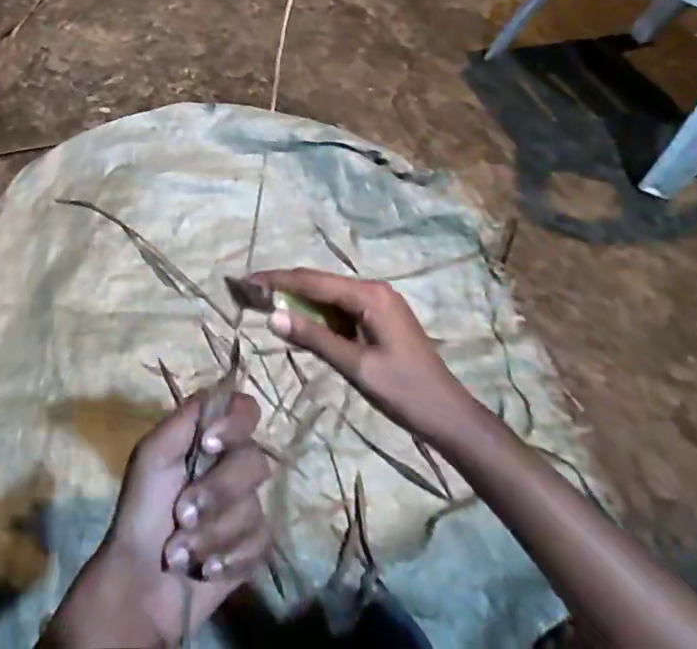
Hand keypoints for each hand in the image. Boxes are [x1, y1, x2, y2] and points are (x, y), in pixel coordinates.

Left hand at [43, 391, 272, 647]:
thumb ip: (183, 420)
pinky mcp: (254, 547)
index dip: (235, 424)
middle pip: (255, 461)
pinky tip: (206, 569)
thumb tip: (220, 392)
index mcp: (207, 438)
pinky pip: (260, 543)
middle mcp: (231, 466)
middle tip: (182, 513)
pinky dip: (229, 557)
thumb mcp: (151, 455)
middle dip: (217, 492)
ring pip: (254, 508)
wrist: (140, 581)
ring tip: (180, 549)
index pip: (244, 410)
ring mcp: (245, 506)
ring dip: (212, 533)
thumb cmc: (140, 510)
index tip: (208, 444)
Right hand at [251, 268, 484, 442]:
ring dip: (298, 299)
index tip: (246, 281)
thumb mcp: (356, 366)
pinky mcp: (379, 317)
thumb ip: (314, 338)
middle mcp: (374, 290)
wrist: (449, 416)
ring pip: (328, 294)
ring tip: (265, 304)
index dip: (277, 280)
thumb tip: (272, 316)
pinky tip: (298, 321)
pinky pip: (340, 308)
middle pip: (319, 282)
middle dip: (284, 286)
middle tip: (249, 292)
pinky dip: (316, 313)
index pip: (313, 281)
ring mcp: (378, 303)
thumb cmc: (405, 392)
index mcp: (370, 295)